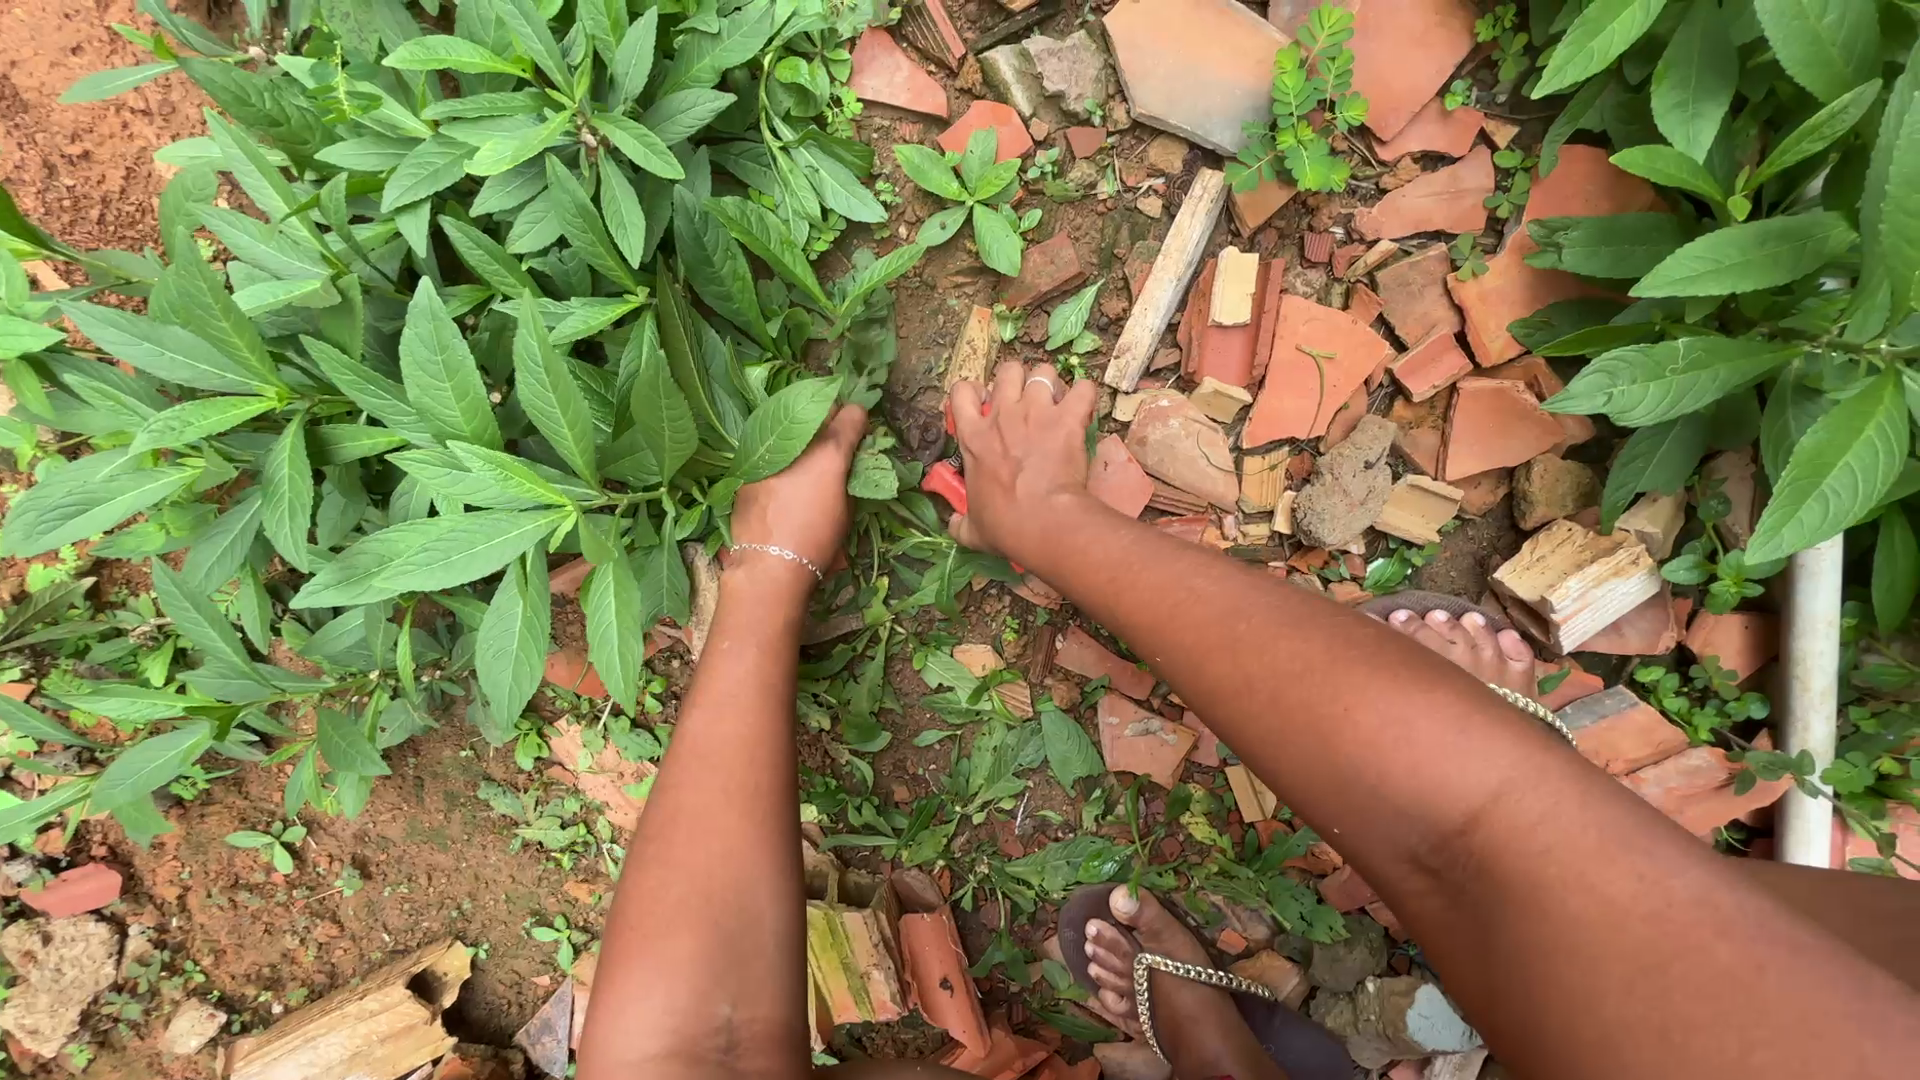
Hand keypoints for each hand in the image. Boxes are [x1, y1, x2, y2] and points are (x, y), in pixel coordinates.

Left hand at [730, 404, 866, 591]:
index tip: (858, 429)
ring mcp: (769, 450)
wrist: (769, 565)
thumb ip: (849, 475)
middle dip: (830, 418)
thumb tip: (848, 461)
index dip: (858, 419)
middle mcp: (798, 442)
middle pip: (818, 409)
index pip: (851, 415)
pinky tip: (783, 472)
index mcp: (829, 452)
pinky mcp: (747, 465)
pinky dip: (781, 452)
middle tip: (835, 436)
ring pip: (791, 425)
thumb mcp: (848, 508)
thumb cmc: (818, 541)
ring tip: (807, 452)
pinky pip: (770, 447)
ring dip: (803, 432)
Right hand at [948, 361, 1097, 558]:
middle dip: (1018, 380)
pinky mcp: (1068, 418)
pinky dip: (1086, 396)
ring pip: (1043, 372)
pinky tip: (1085, 410)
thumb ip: (960, 522)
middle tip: (1027, 402)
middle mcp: (1002, 415)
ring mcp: (1036, 412)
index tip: (984, 406)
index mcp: (973, 437)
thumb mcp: (972, 528)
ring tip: (1057, 403)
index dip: (973, 392)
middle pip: (1007, 370)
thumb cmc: (1004, 525)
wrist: (1042, 522)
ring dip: (1051, 385)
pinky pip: (1084, 389)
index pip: (961, 391)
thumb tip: (953, 526)